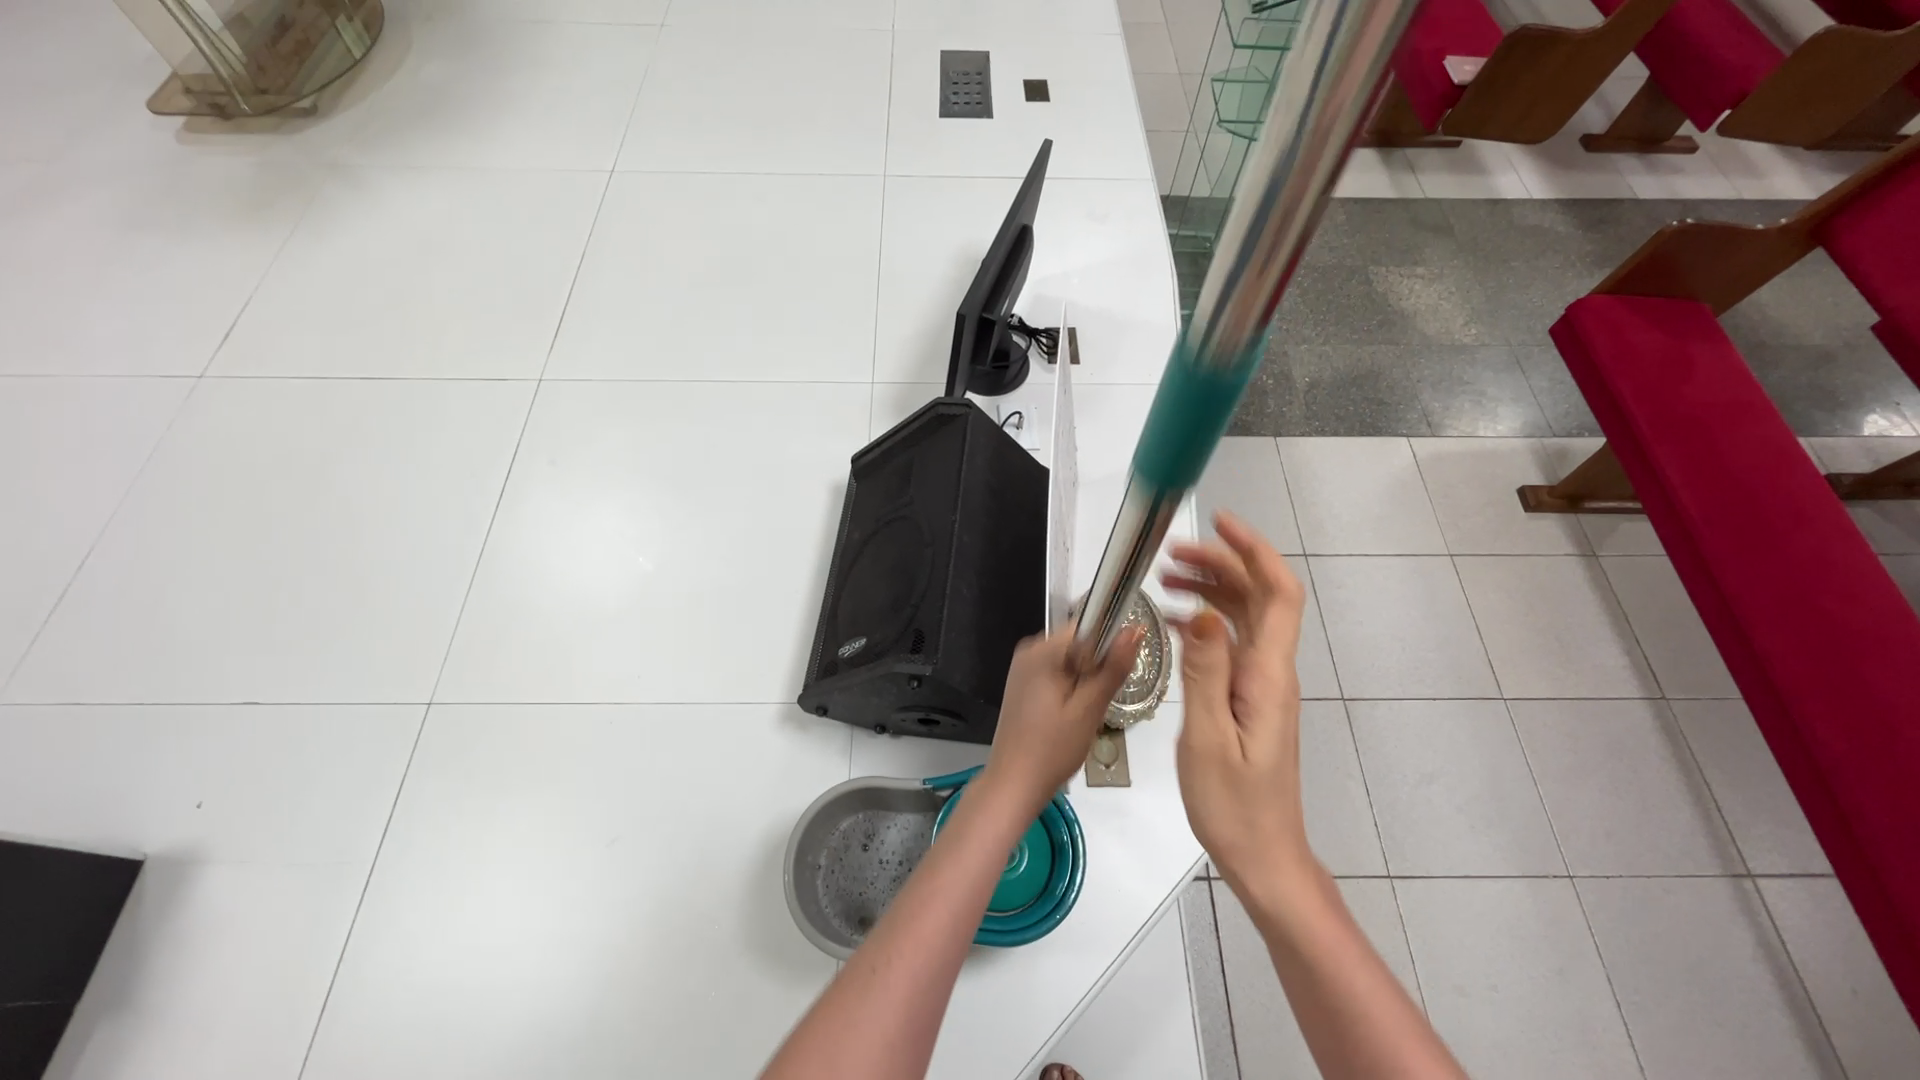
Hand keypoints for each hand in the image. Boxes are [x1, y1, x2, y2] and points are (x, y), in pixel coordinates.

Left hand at [982, 624, 1140, 808]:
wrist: (1014, 784)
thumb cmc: (1052, 749)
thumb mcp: (1090, 708)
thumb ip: (1113, 667)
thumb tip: (1135, 629)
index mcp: (1042, 650)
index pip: (1088, 627)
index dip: (1108, 648)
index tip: (1114, 678)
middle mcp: (1029, 652)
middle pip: (1079, 645)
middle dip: (1096, 670)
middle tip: (1097, 705)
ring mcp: (1023, 669)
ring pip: (1071, 663)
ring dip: (1085, 684)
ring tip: (1084, 716)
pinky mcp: (1023, 687)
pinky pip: (1057, 677)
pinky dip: (1070, 693)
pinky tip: (1070, 719)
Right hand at [1162, 511, 1314, 894]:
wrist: (1263, 855)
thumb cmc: (1234, 806)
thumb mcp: (1208, 739)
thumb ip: (1206, 673)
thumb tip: (1203, 612)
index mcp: (1268, 676)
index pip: (1277, 594)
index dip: (1254, 551)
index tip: (1219, 524)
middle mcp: (1272, 673)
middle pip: (1260, 599)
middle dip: (1221, 565)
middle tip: (1170, 555)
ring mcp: (1263, 687)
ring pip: (1245, 620)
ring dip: (1212, 591)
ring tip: (1167, 580)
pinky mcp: (1250, 702)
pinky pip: (1232, 646)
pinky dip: (1206, 623)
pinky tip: (1176, 623)